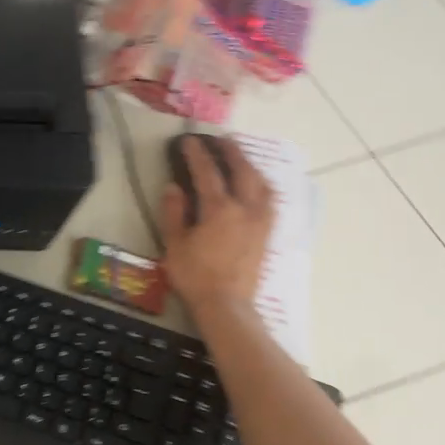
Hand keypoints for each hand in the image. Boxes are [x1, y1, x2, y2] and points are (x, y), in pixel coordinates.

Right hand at [160, 135, 272, 318]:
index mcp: (219, 209)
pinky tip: (256, 187)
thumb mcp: (174, 243)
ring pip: (261, 184)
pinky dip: (261, 186)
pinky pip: (269, 200)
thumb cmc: (194, 274)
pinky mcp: (267, 233)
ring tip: (240, 159)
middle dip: (232, 152)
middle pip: (242, 171)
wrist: (226, 304)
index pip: (207, 173)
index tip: (189, 140)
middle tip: (221, 140)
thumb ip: (174, 212)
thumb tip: (174, 186)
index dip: (197, 155)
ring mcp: (261, 221)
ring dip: (250, 166)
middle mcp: (245, 209)